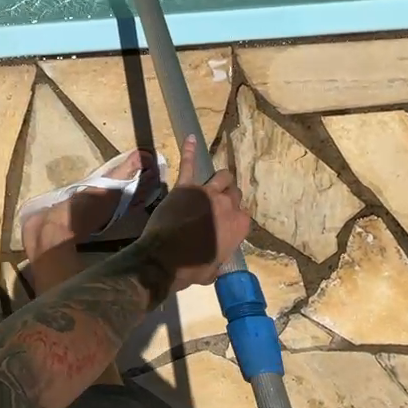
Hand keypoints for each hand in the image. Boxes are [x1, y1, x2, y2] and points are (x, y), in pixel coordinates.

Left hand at [136, 135, 252, 295]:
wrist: (163, 259)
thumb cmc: (190, 269)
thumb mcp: (215, 269)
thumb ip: (220, 256)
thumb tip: (216, 256)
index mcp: (239, 226)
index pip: (243, 214)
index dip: (233, 219)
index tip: (225, 224)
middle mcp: (226, 205)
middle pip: (233, 193)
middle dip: (228, 197)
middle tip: (217, 205)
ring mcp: (205, 193)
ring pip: (221, 177)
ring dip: (220, 179)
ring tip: (216, 181)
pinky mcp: (184, 186)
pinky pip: (188, 164)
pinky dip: (189, 150)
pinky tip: (191, 138)